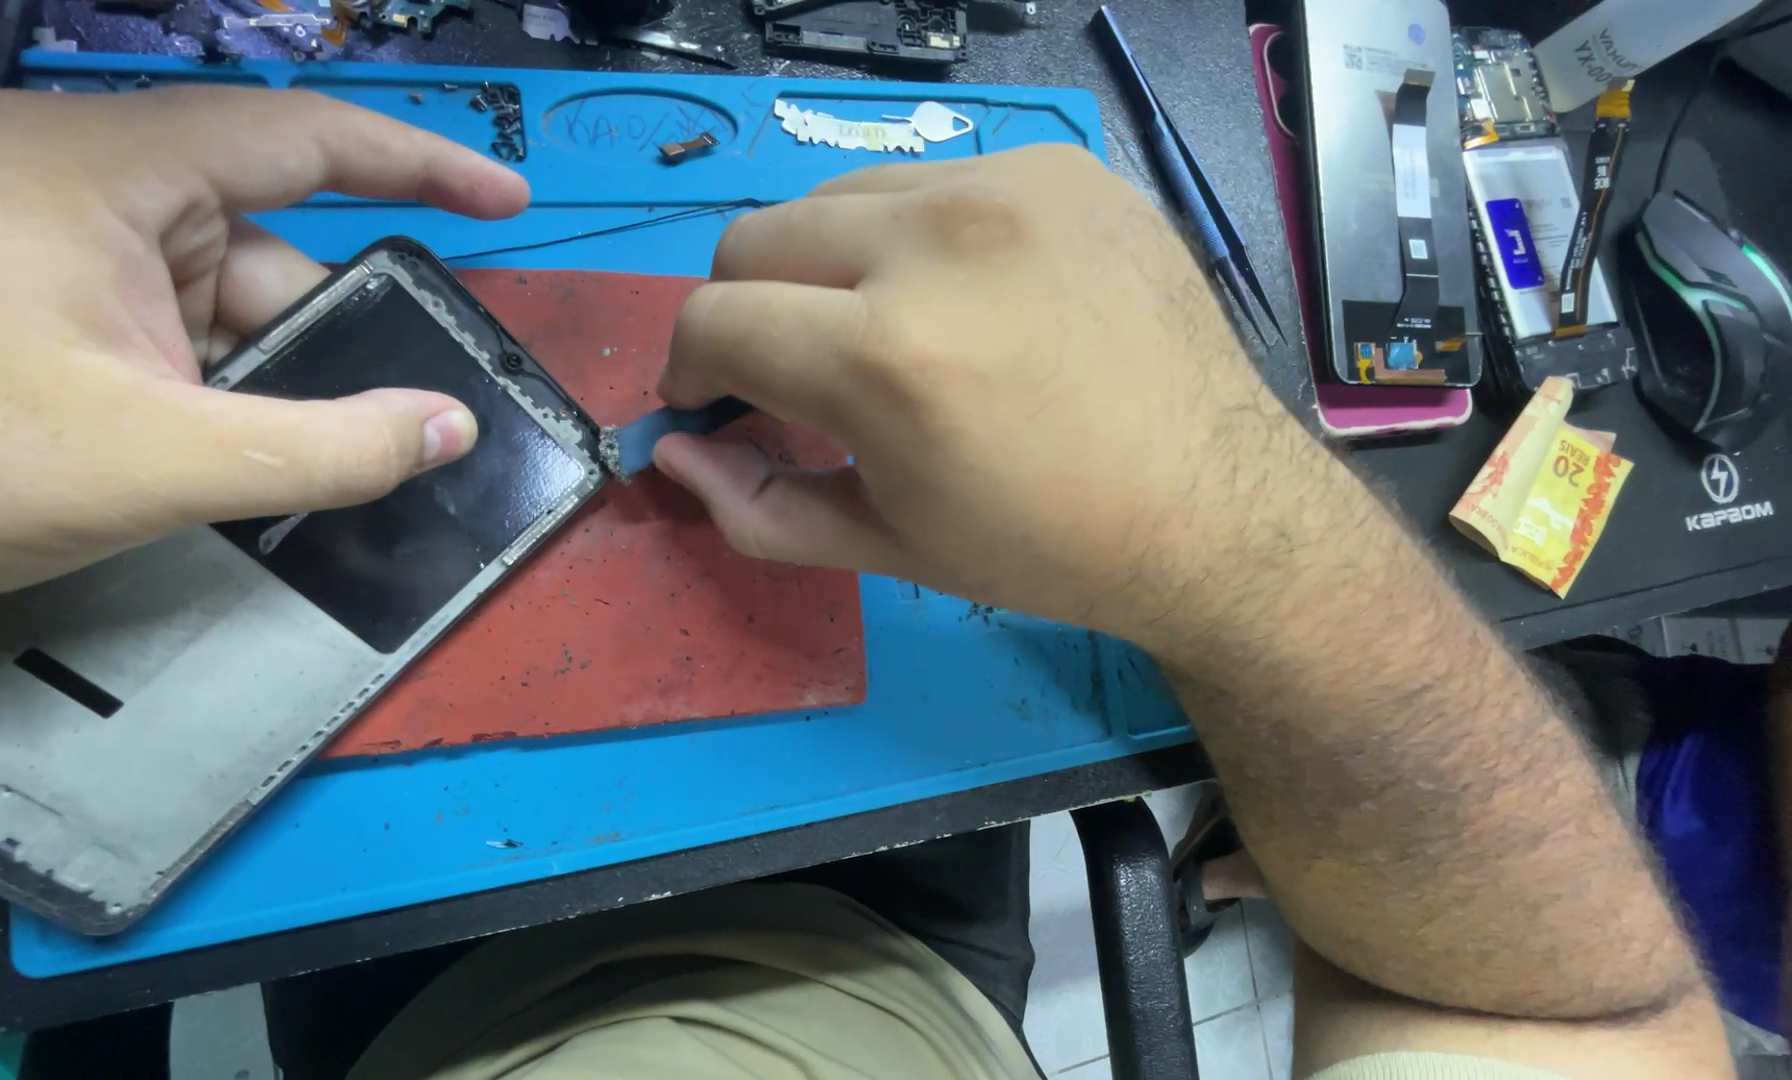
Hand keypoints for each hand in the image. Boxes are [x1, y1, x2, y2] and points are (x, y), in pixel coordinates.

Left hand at [0, 87, 528, 615]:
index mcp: (104, 174)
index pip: (302, 138)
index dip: (422, 165)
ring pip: (240, 309)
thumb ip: (327, 450)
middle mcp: (90, 195)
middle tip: (403, 415)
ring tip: (308, 457)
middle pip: (278, 250)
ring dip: (288, 383)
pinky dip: (241, 398)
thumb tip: (452, 430)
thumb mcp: (152, 460)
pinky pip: (193, 342)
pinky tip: (250, 455)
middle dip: (341, 337)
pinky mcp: (53, 314)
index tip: (508, 199)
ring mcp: (66, 257)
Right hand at [655, 146, 1340, 653]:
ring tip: (875, 334)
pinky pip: (927, 183)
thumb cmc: (1038, 548)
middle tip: (787, 374)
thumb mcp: (883, 548)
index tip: (710, 404)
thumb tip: (674, 457)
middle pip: (754, 238)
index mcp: (886, 356)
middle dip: (743, 312)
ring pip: (834, 197)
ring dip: (820, 268)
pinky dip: (904, 239)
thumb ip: (756, 508)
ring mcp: (1007, 186)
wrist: (1209, 511)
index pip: (713, 319)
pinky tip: (955, 300)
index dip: (687, 368)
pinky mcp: (1061, 168)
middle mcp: (937, 242)